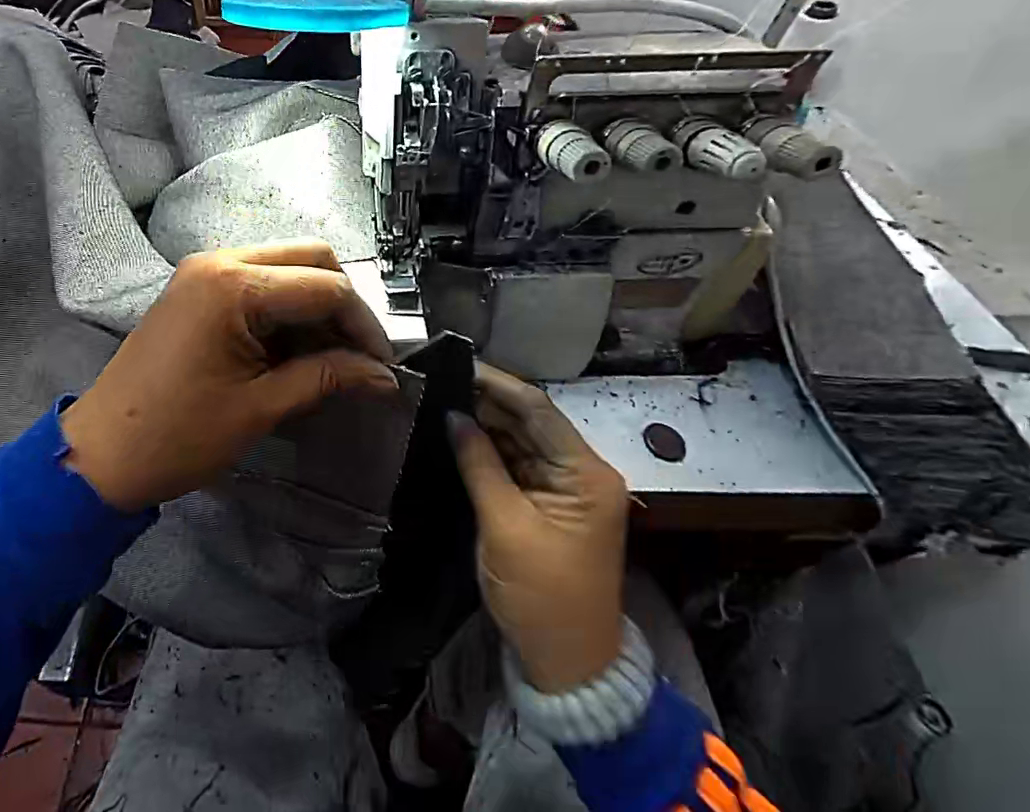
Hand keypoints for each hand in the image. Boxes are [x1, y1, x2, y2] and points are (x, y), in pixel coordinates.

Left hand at [60, 239, 398, 510]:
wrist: (98, 457)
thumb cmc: (176, 436)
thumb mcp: (262, 407)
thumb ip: (329, 378)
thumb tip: (384, 376)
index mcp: (233, 286)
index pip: (326, 288)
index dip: (364, 326)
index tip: (383, 366)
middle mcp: (220, 262)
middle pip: (313, 259)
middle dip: (345, 306)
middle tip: (359, 355)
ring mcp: (206, 272)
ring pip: (291, 268)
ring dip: (319, 308)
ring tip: (333, 359)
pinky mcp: (200, 289)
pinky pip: (264, 283)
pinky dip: (291, 311)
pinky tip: (299, 351)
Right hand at [449, 364, 629, 691]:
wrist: (567, 665)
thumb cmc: (540, 597)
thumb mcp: (505, 526)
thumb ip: (480, 465)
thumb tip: (454, 417)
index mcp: (587, 473)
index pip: (540, 411)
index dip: (499, 385)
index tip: (461, 364)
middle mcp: (585, 472)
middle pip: (533, 423)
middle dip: (490, 404)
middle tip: (443, 382)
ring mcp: (570, 489)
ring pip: (525, 443)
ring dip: (489, 427)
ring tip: (446, 401)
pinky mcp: (554, 506)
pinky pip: (522, 468)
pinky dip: (494, 454)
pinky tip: (464, 437)